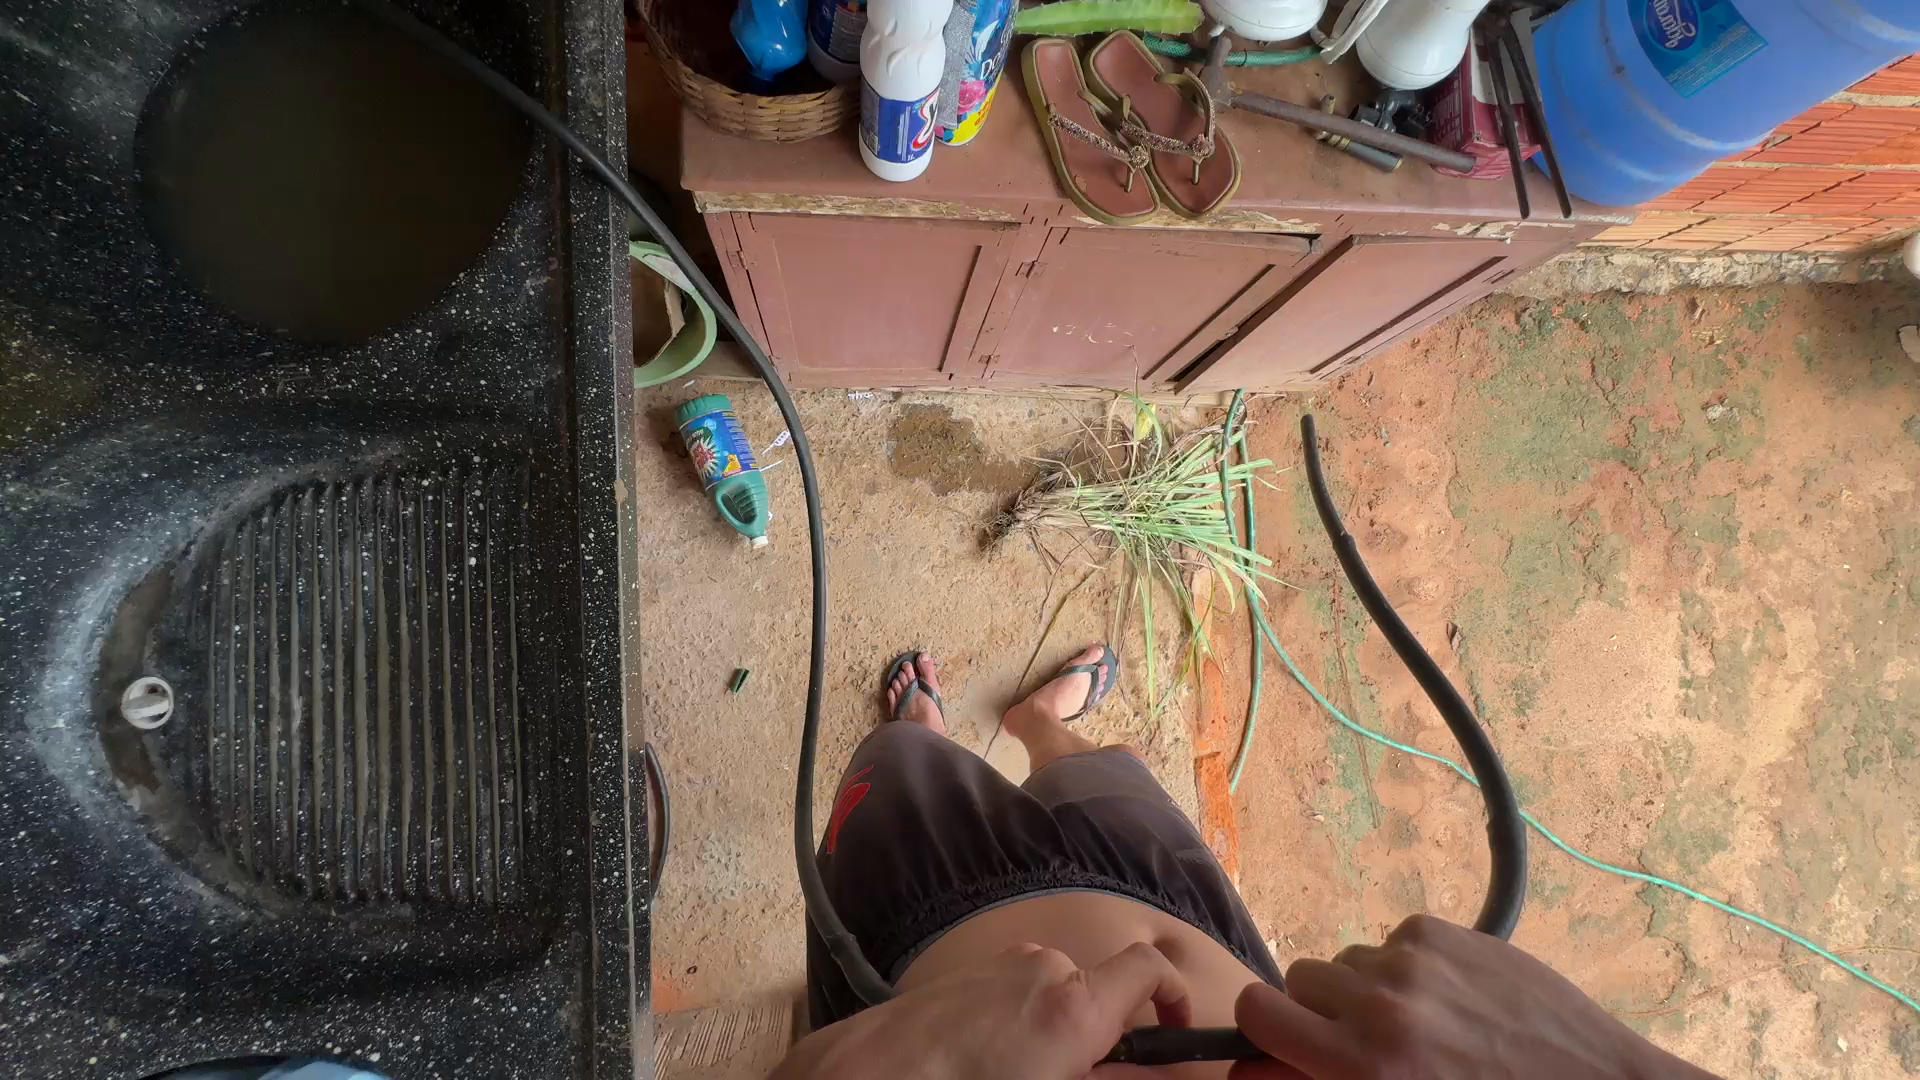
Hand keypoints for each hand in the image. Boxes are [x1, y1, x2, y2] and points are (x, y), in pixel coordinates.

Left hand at [775, 941, 1191, 1079]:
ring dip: (1060, 1032)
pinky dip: (1025, 1020)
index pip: (1148, 968)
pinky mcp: (972, 968)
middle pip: (1101, 991)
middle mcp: (1043, 966)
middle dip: (1104, 1037)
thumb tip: (1151, 1073)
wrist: (868, 1077)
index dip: (1174, 996)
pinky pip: (1018, 989)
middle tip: (1084, 1079)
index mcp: (1073, 1003)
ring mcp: (1002, 962)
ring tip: (1029, 1074)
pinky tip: (992, 1062)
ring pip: (1057, 993)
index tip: (1177, 1033)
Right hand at [1231, 915, 1720, 1079]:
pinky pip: (1392, 944)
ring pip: (1346, 961)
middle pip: (1297, 978)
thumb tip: (1247, 1075)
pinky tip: (1456, 1004)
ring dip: (1366, 992)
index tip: (1282, 1045)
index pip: (1258, 1011)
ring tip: (1426, 1028)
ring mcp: (1410, 957)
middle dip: (1318, 1011)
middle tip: (1364, 1044)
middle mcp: (1378, 1000)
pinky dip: (1410, 971)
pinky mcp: (1440, 930)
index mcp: (1366, 1065)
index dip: (1262, 1029)